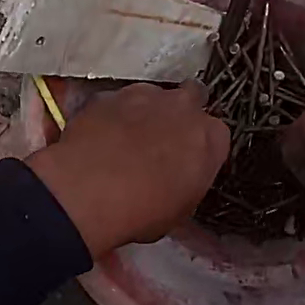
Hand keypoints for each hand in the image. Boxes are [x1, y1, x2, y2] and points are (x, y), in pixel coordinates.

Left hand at [25, 82, 228, 253]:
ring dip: (142, 112)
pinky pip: (115, 102)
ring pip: (150, 96)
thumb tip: (176, 183)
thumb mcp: (180, 210)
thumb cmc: (142, 209)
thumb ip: (187, 183)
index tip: (185, 161)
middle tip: (159, 142)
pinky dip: (111, 115)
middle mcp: (182, 106)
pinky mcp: (106, 95)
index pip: (215, 134)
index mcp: (210, 137)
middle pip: (189, 100)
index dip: (199, 147)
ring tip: (124, 141)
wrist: (89, 191)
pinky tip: (100, 137)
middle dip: (177, 116)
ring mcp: (143, 95)